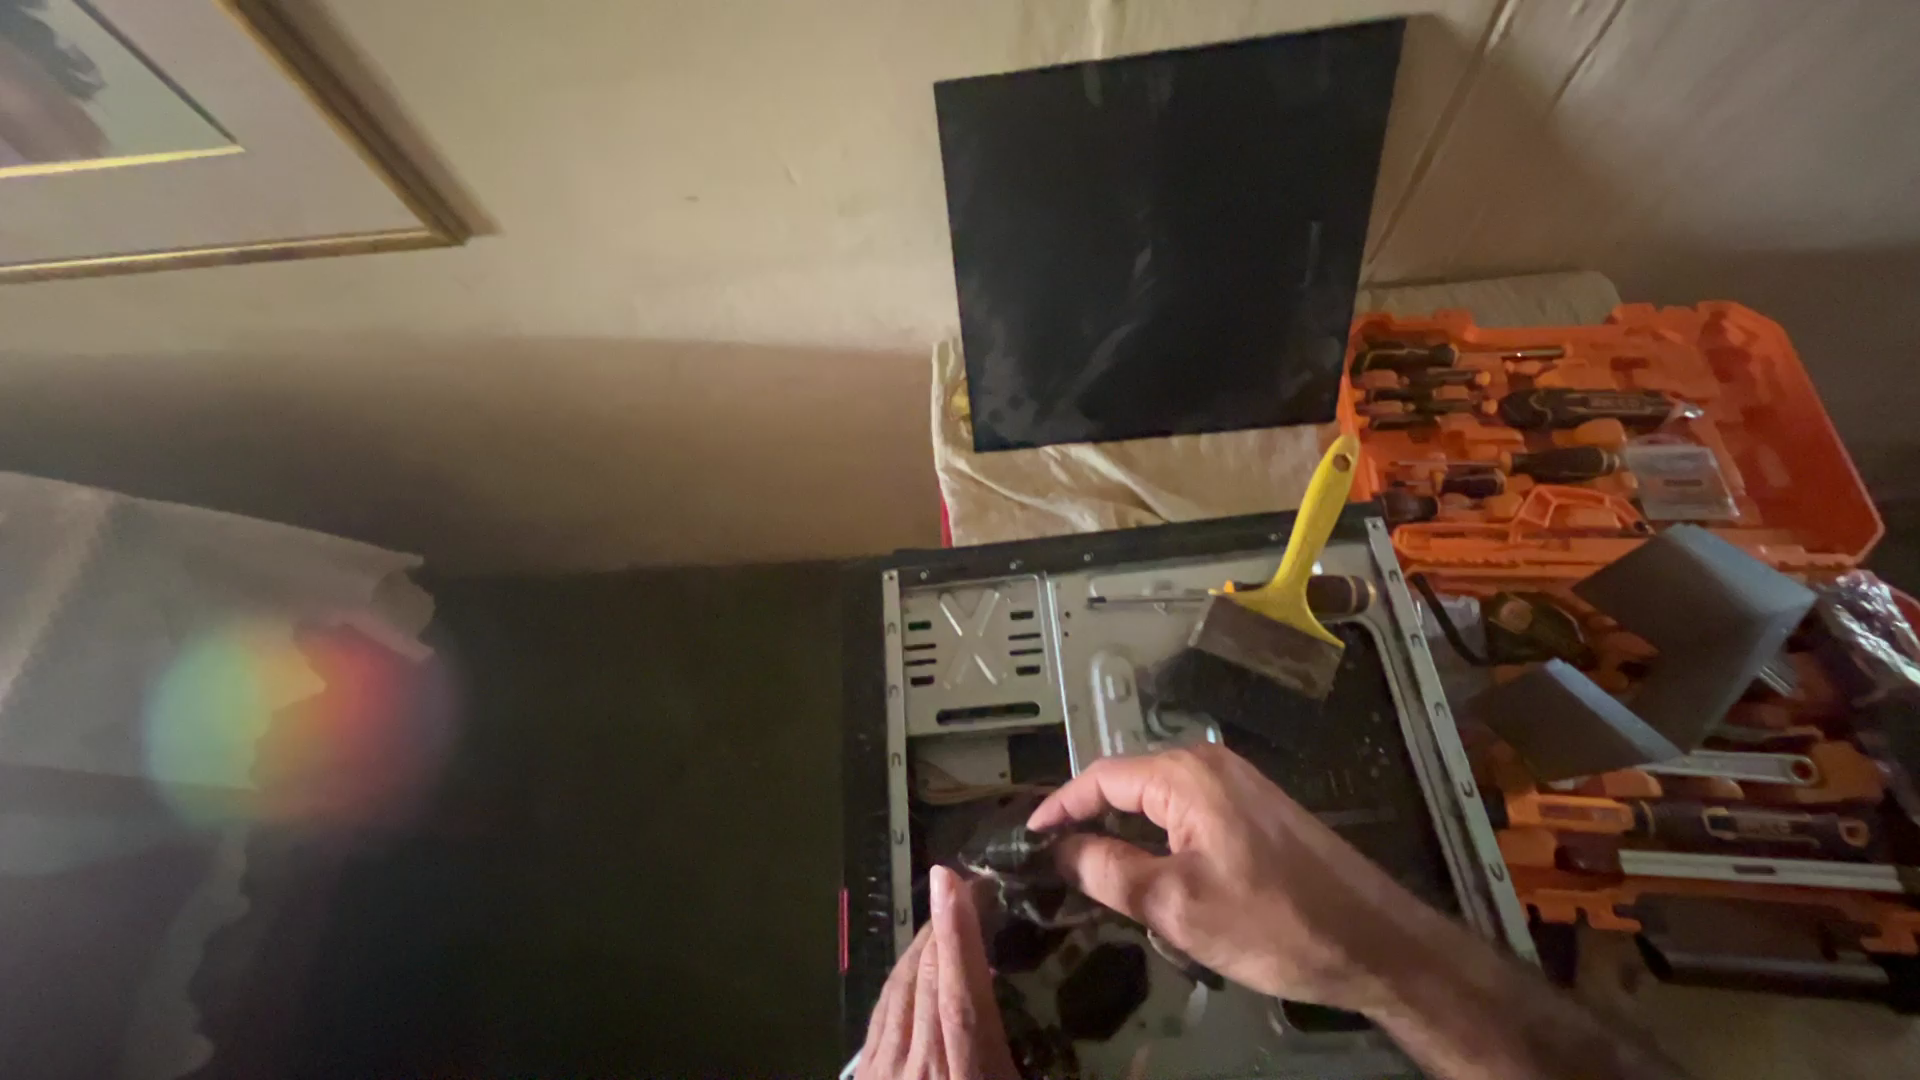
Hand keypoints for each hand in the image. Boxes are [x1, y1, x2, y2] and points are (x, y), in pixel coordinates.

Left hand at [856, 865, 1018, 1079]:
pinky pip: (883, 1009)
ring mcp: (882, 1073)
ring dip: (923, 944)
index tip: (953, 881)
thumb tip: (1021, 993)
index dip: (957, 936)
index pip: (961, 1000)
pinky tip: (918, 964)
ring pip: (900, 987)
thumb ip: (1021, 1045)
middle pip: (927, 981)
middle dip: (945, 923)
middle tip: (971, 888)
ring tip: (948, 915)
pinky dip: (903, 976)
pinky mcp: (864, 1076)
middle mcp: (917, 1073)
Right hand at [1027, 743, 1448, 1011]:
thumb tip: (1059, 850)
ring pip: (1158, 799)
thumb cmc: (1272, 922)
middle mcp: (1207, 762)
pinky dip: (1160, 835)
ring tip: (1099, 872)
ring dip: (1126, 831)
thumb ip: (1107, 872)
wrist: (1377, 942)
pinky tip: (1156, 871)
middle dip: (1091, 819)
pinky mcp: (1255, 805)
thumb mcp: (1176, 906)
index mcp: (1184, 774)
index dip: (1059, 805)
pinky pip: (1188, 809)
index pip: (1100, 777)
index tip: (1027, 836)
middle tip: (1057, 860)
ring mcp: (1237, 781)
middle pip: (1128, 783)